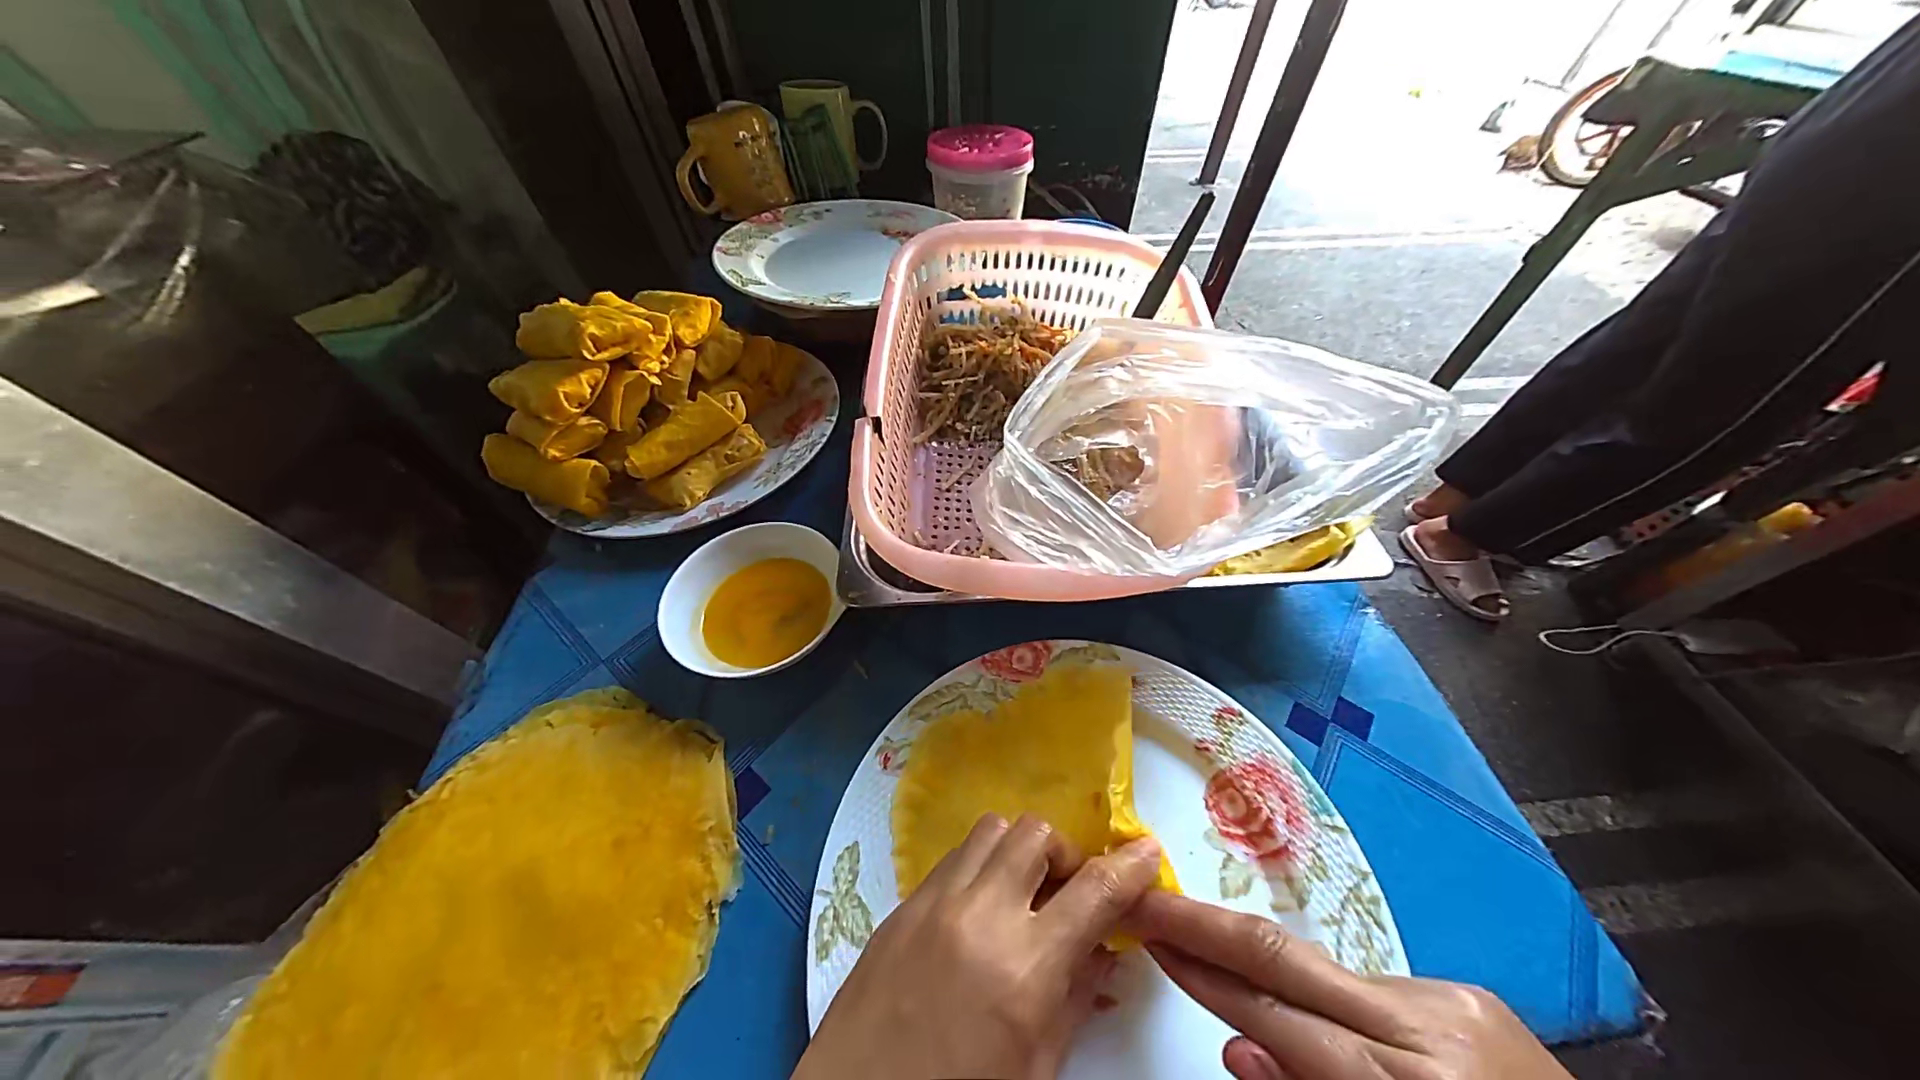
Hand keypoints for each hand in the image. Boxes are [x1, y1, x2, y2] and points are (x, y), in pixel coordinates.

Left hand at [794, 814, 1163, 1079]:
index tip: (1146, 851)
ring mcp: (935, 902)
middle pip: (1036, 834)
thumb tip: (1106, 953)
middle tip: (1067, 891)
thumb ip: (1076, 1000)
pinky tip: (980, 906)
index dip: (1129, 866)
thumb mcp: (1034, 1066)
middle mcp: (979, 915)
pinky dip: (979, 865)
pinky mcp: (903, 903)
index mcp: (1024, 968)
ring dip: (1019, 850)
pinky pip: (953, 856)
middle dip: (1064, 853)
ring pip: (991, 830)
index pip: (1094, 892)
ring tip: (1023, 892)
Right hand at [1127, 892, 1573, 1079]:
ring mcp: (1455, 1001)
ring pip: (1326, 972)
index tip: (1152, 932)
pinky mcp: (1470, 993)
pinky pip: (1369, 987)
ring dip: (1268, 972)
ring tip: (1216, 962)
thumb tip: (1236, 1045)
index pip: (1276, 1008)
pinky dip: (1329, 1000)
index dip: (1205, 969)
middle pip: (1287, 958)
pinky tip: (1323, 1022)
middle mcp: (1432, 1029)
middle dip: (1209, 928)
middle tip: (1152, 906)